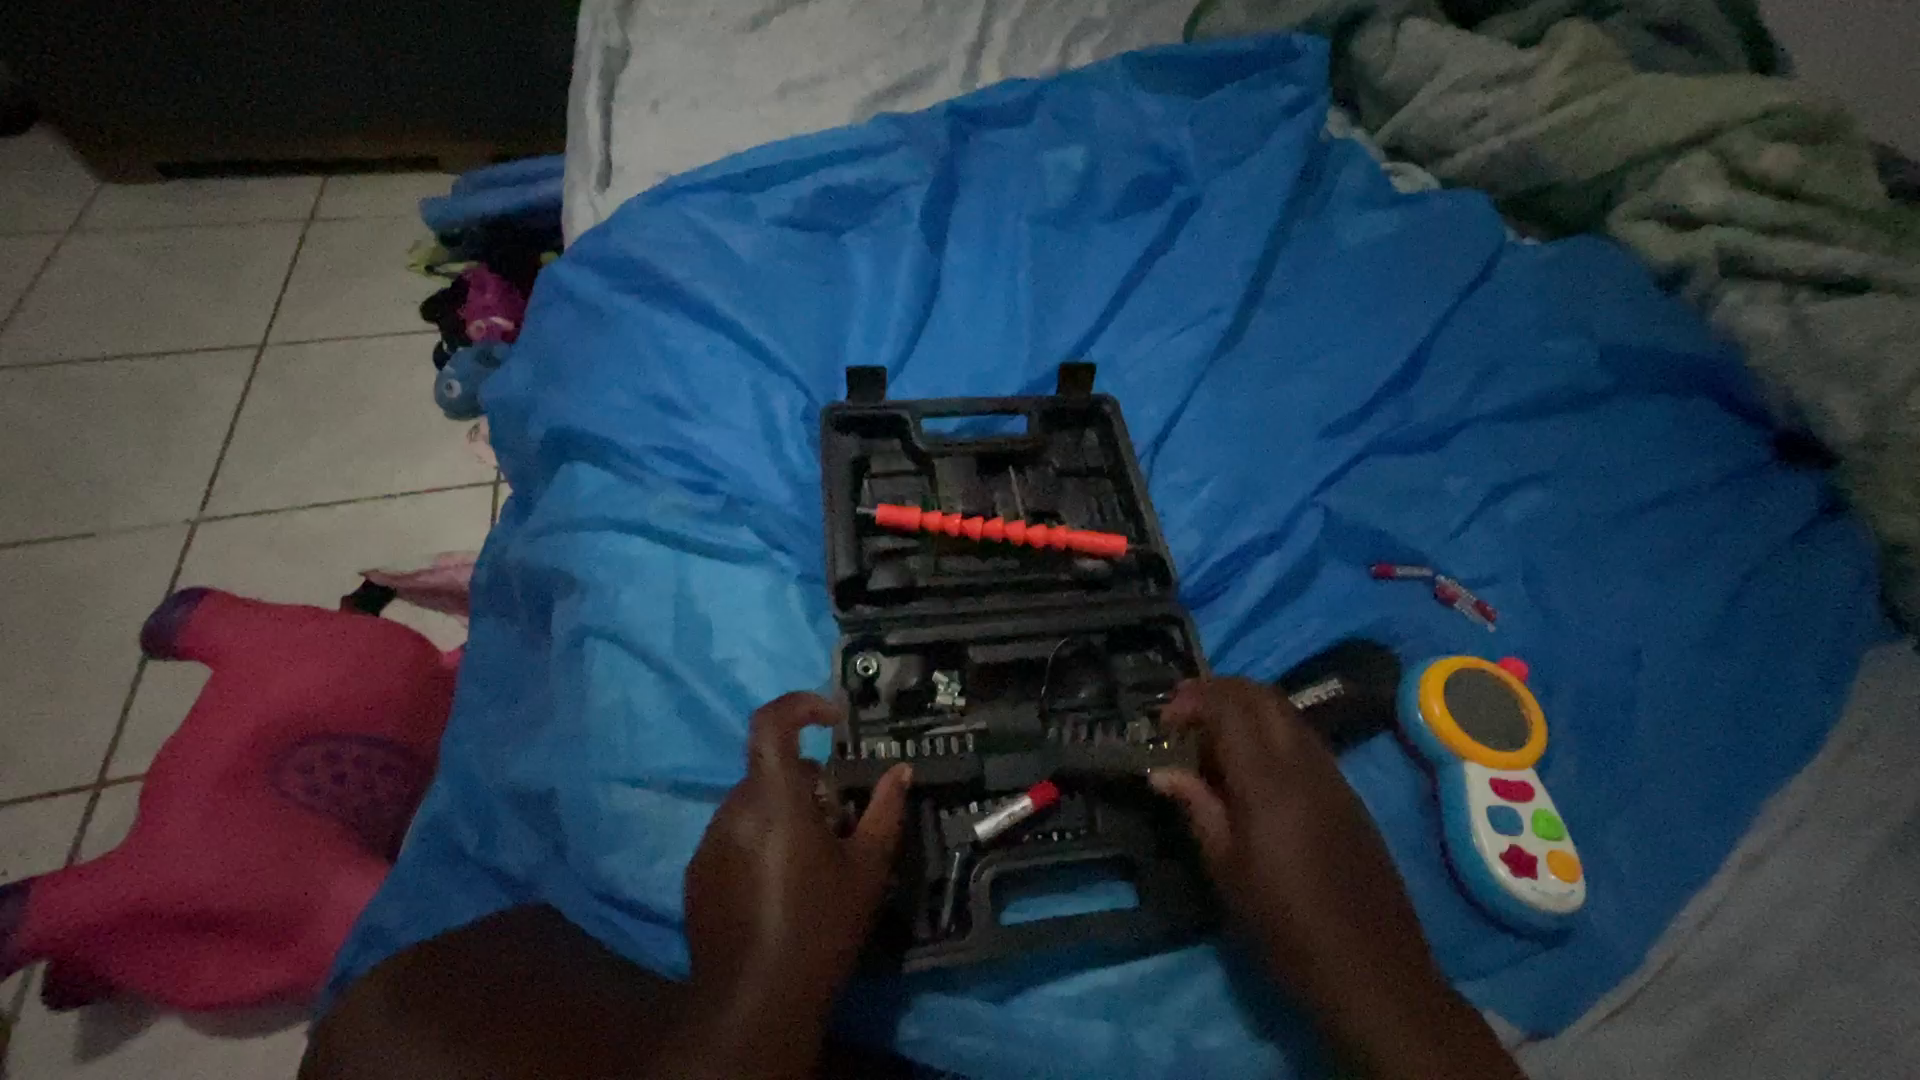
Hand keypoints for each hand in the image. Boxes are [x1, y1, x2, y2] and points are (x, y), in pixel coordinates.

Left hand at [681, 692, 911, 1067]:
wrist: (756, 1001)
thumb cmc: (821, 926)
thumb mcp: (867, 868)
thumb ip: (884, 810)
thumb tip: (901, 771)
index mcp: (775, 799)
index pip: (770, 723)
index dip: (800, 705)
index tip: (832, 719)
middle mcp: (733, 810)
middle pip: (769, 769)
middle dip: (806, 780)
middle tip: (838, 817)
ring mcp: (709, 841)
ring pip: (752, 803)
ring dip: (783, 812)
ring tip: (812, 858)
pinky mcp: (696, 872)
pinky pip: (733, 834)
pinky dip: (759, 840)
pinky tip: (780, 885)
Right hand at [1150, 677, 1520, 1079]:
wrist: (1371, 970)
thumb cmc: (1285, 926)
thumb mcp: (1226, 869)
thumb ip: (1197, 807)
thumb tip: (1163, 772)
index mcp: (1269, 783)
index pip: (1230, 708)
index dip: (1193, 700)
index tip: (1164, 719)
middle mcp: (1305, 765)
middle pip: (1263, 696)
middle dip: (1219, 690)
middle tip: (1184, 712)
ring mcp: (1334, 776)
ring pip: (1287, 714)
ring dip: (1246, 708)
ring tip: (1211, 737)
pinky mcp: (1348, 794)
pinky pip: (1304, 740)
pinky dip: (1270, 732)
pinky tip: (1250, 767)